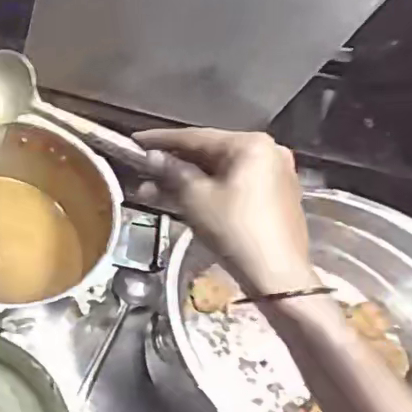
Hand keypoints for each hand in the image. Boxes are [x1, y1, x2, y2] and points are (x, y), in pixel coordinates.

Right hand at [134, 128, 314, 294]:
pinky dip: (208, 191)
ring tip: (152, 191)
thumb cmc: (234, 229)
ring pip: (220, 172)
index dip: (161, 140)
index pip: (197, 137)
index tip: (135, 141)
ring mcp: (274, 174)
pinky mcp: (275, 197)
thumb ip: (173, 172)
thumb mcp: (196, 198)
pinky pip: (234, 186)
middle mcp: (268, 151)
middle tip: (142, 171)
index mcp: (251, 144)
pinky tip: (182, 199)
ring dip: (187, 181)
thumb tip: (153, 157)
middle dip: (173, 165)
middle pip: (210, 154)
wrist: (276, 274)